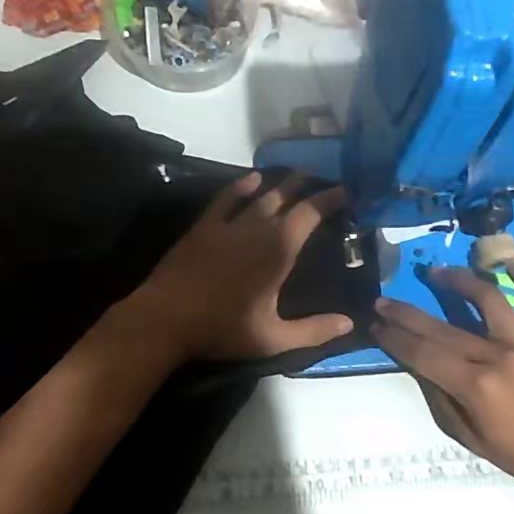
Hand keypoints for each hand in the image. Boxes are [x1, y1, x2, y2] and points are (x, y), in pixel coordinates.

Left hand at [127, 172, 354, 359]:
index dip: (329, 199)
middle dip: (309, 185)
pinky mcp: (205, 226)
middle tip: (326, 179)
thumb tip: (350, 324)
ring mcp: (228, 224)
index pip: (310, 213)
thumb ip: (313, 331)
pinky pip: (227, 197)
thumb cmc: (222, 329)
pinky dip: (242, 186)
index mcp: (279, 251)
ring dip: (282, 183)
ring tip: (298, 175)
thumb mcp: (273, 338)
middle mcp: (257, 228)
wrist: (164, 320)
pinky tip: (253, 179)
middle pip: (288, 197)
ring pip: (261, 194)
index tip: (346, 191)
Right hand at [371, 262, 513, 513]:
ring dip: (458, 281)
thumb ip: (444, 402)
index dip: (395, 338)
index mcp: (476, 387)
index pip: (423, 354)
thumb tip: (423, 370)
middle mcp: (497, 356)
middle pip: (443, 327)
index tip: (375, 325)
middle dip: (407, 313)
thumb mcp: (474, 441)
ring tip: (436, 273)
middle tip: (383, 300)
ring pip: (488, 300)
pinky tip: (509, 262)